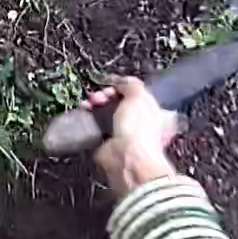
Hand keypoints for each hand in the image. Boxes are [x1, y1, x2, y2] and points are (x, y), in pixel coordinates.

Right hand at [83, 77, 177, 195]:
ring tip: (88, 102)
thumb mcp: (139, 95)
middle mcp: (138, 123)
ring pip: (105, 112)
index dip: (122, 87)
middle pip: (118, 102)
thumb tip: (119, 81)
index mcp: (153, 112)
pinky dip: (88, 116)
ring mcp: (122, 133)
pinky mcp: (106, 142)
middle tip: (99, 95)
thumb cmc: (138, 128)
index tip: (112, 84)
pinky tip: (84, 111)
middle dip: (106, 95)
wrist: (125, 157)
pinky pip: (96, 124)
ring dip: (95, 103)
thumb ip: (130, 84)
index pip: (135, 94)